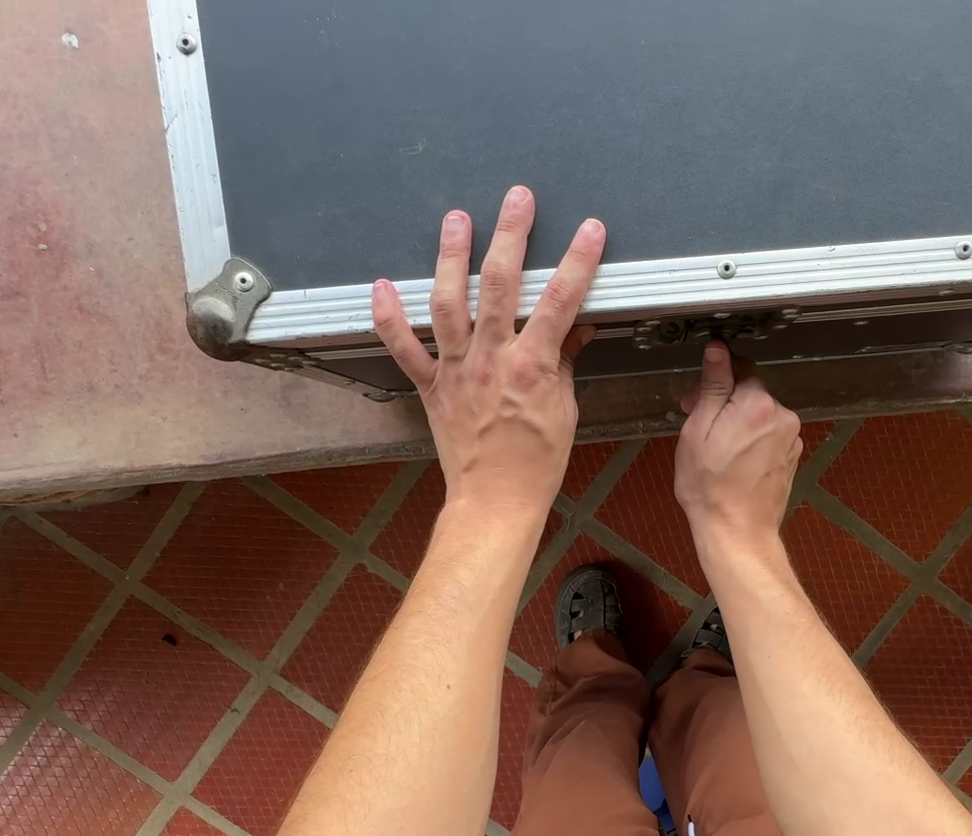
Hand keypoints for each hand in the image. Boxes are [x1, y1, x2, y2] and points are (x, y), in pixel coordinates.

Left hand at [373, 187, 605, 520]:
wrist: (496, 500)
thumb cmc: (536, 462)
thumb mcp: (565, 410)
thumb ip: (565, 364)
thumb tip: (576, 331)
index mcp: (532, 366)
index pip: (561, 302)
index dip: (577, 261)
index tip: (589, 230)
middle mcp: (491, 359)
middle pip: (500, 285)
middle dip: (510, 236)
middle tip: (516, 199)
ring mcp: (456, 370)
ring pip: (450, 303)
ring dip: (451, 258)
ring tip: (455, 220)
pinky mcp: (431, 387)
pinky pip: (404, 349)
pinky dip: (390, 318)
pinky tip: (382, 286)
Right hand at [673, 342, 802, 555]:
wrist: (737, 531)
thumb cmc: (709, 486)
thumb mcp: (697, 431)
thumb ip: (712, 386)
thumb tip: (717, 350)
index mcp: (758, 404)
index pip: (739, 368)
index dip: (714, 383)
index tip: (694, 401)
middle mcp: (783, 415)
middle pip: (751, 393)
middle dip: (725, 404)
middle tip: (699, 430)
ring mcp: (792, 438)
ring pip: (760, 416)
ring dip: (739, 424)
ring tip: (716, 451)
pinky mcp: (793, 456)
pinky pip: (770, 436)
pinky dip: (753, 442)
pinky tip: (734, 463)